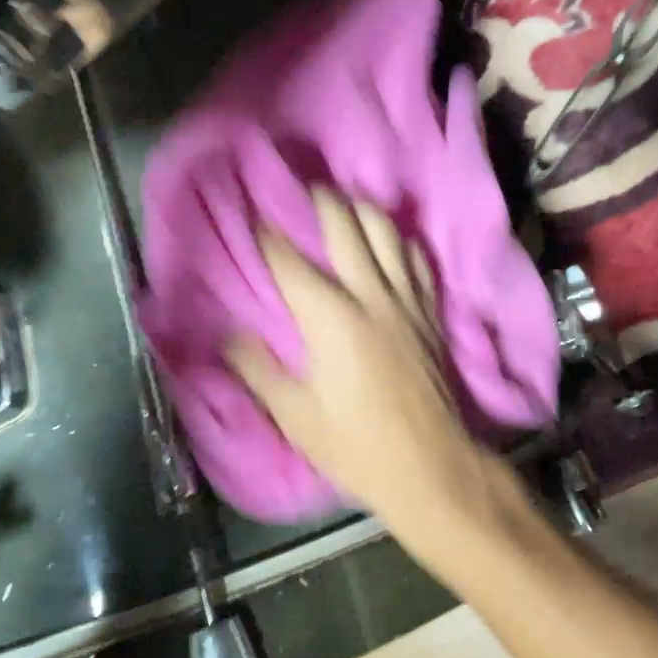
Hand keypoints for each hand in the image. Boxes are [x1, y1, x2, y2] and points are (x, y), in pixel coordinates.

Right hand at [226, 189, 504, 528]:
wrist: (430, 467)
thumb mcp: (294, 415)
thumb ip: (257, 369)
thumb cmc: (354, 445)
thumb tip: (227, 334)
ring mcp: (407, 300)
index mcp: (329, 319)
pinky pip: (417, 260)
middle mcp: (370, 295)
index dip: (268, 234)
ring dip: (363, 211)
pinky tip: (391, 242)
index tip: (254, 211)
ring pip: (387, 233)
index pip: (290, 262)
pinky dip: (401, 242)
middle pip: (345, 228)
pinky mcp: (431, 312)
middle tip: (304, 190)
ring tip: (346, 203)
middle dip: (321, 202)